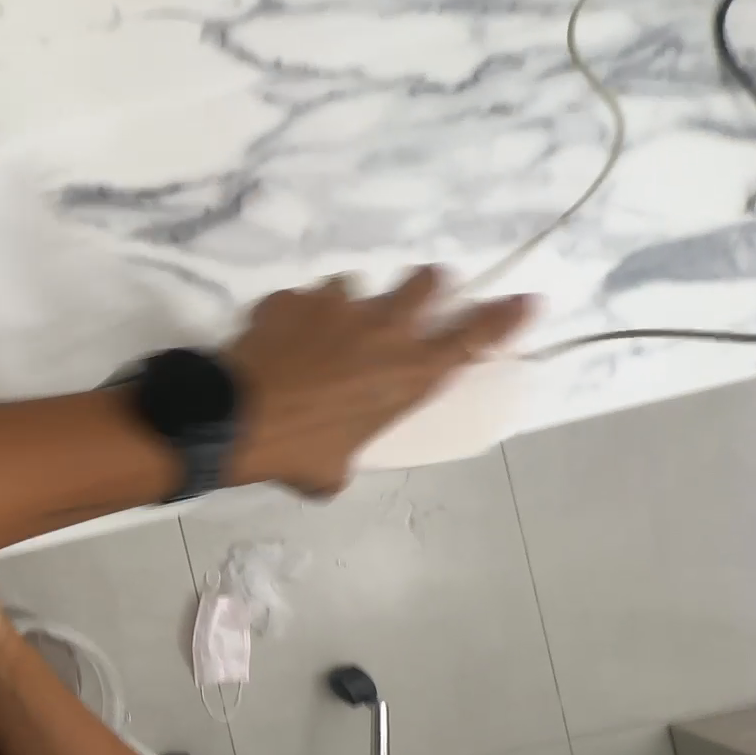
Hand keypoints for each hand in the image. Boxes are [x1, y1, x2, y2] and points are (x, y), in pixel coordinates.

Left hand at [224, 266, 533, 496]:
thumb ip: (342, 460)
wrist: (232, 420)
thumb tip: (328, 472)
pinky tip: (273, 333)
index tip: (523, 299)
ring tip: (322, 322)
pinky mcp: (288, 302)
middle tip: (413, 293)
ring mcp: (334, 308)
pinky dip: (288, 312)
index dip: (504, 317)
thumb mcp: (330, 469)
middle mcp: (383, 330)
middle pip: (425, 284)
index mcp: (411, 373)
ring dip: (344, 299)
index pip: (477, 336)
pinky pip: (294, 298)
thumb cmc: (293, 450)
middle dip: (423, 285)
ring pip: (352, 283)